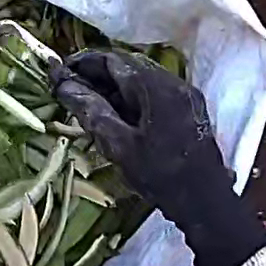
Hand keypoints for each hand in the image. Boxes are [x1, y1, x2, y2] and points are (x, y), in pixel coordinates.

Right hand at [52, 50, 265, 265]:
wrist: (206, 205)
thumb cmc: (160, 175)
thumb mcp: (118, 144)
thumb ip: (90, 110)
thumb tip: (64, 85)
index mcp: (156, 88)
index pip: (112, 60)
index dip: (82, 62)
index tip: (59, 72)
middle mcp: (173, 83)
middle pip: (127, 65)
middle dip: (95, 72)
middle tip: (69, 86)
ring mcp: (183, 95)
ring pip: (138, 78)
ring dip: (111, 84)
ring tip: (86, 100)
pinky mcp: (187, 108)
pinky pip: (151, 91)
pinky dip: (127, 95)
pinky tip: (112, 112)